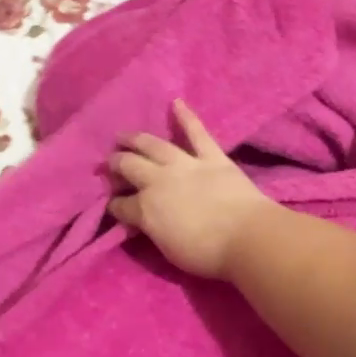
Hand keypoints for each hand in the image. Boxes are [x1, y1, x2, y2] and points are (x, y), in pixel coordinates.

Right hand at [108, 100, 277, 279]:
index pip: (121, 205)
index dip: (114, 205)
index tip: (113, 204)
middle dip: (115, 165)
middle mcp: (158, 180)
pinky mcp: (211, 156)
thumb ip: (151, 231)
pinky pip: (197, 133)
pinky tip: (176, 103)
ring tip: (123, 136)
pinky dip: (187, 117)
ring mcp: (185, 164)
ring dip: (136, 139)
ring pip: (153, 145)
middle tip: (110, 163)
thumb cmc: (206, 253)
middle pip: (129, 166)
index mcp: (145, 208)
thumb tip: (142, 222)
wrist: (245, 237)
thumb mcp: (167, 250)